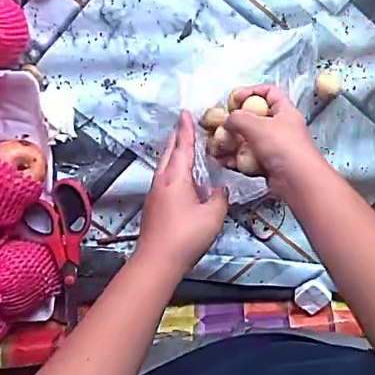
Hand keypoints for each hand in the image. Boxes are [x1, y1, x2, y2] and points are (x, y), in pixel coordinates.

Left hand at [133, 111, 229, 270]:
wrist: (156, 261)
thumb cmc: (185, 236)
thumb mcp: (213, 216)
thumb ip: (220, 199)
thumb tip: (220, 190)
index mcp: (176, 178)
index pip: (183, 146)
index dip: (186, 129)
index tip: (185, 113)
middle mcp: (162, 181)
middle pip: (168, 153)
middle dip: (176, 138)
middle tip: (183, 125)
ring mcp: (155, 194)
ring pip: (164, 166)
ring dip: (173, 154)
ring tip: (182, 148)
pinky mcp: (154, 206)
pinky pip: (164, 179)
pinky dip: (172, 170)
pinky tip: (180, 178)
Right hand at [223, 85, 326, 199]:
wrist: (298, 182)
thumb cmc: (282, 146)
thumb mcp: (258, 125)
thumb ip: (238, 118)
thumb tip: (227, 120)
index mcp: (285, 112)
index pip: (269, 92)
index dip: (250, 91)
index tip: (233, 100)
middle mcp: (281, 128)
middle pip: (255, 118)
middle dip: (235, 122)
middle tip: (219, 126)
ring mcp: (274, 148)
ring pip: (248, 141)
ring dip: (231, 143)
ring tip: (215, 146)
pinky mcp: (269, 166)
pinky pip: (248, 159)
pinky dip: (235, 159)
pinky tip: (222, 161)